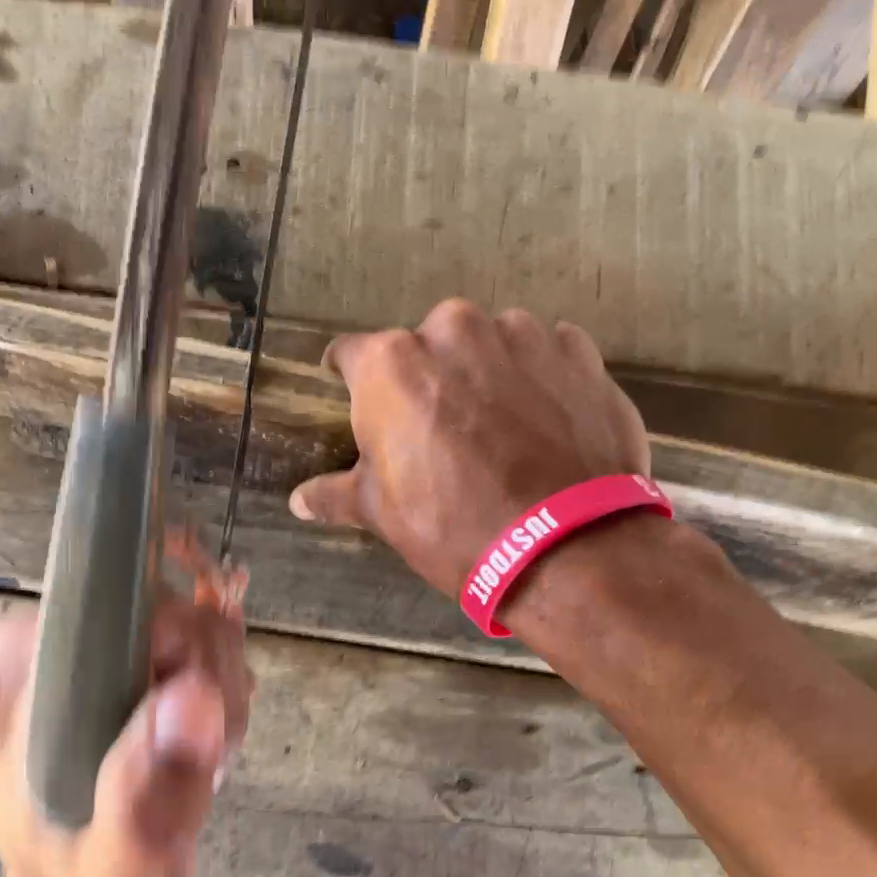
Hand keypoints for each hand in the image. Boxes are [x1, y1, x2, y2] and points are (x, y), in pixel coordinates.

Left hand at [0, 597, 253, 876]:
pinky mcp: (102, 656)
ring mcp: (68, 647)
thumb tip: (193, 694)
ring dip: (218, 689)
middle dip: (211, 677)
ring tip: (203, 764)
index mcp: (17, 683)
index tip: (213, 714)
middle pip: (163, 606)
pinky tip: (202, 744)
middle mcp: (33, 647)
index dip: (190, 644)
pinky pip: (187, 637)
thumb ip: (147, 799)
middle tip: (210, 760)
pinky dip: (213, 686)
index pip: (128, 604)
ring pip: (185, 620)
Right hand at [290, 299, 650, 597]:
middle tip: (438, 430)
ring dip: (486, 374)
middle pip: (426, 345)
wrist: (566, 547)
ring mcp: (521, 334)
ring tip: (499, 429)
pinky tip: (544, 424)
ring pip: (489, 344)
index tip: (356, 395)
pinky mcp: (578, 352)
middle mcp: (453, 330)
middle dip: (427, 378)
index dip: (351, 378)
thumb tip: (299, 500)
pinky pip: (545, 355)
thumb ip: (337, 493)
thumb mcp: (382, 513)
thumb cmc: (454, 525)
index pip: (351, 354)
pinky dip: (539, 379)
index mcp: (392, 364)